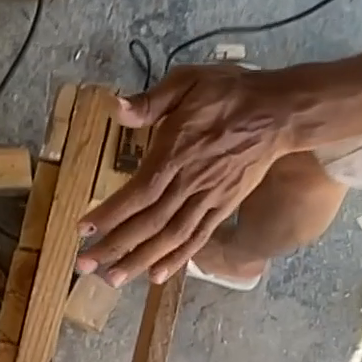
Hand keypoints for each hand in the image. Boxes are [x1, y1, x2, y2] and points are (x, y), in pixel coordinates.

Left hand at [77, 65, 333, 284]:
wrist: (278, 112)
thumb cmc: (229, 94)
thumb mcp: (188, 81)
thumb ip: (151, 101)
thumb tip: (118, 108)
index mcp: (175, 153)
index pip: (137, 192)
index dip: (110, 214)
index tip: (83, 230)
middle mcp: (189, 183)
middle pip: (147, 223)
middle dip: (114, 247)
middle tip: (84, 265)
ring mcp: (208, 199)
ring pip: (169, 238)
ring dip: (139, 261)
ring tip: (111, 280)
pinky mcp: (222, 208)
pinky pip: (197, 238)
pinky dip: (177, 259)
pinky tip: (156, 276)